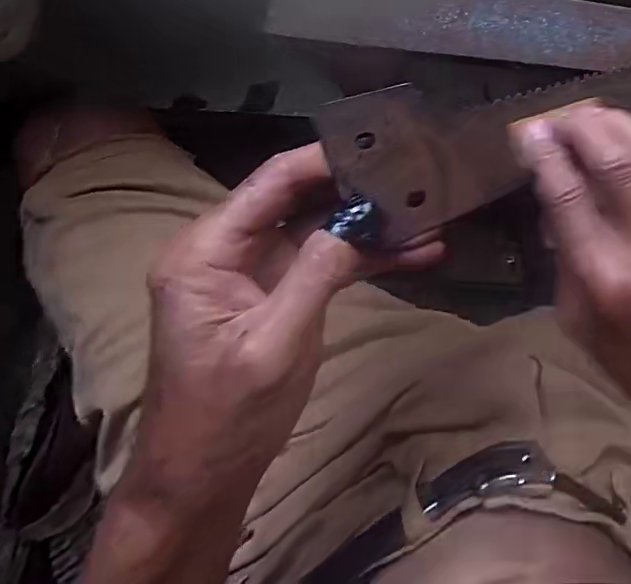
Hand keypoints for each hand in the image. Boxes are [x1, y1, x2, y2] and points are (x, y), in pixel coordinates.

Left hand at [123, 145, 439, 500]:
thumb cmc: (224, 419)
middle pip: (299, 195)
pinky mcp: (280, 286)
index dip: (324, 160)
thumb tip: (360, 220)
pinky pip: (327, 256)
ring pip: (321, 224)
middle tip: (411, 174)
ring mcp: (256, 265)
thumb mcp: (272, 346)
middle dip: (356, 186)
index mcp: (207, 250)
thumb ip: (315, 275)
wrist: (202, 482)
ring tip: (427, 215)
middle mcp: (228, 246)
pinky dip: (367, 255)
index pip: (271, 182)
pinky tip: (415, 253)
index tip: (378, 147)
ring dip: (371, 224)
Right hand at [513, 105, 630, 445]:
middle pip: (614, 163)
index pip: (570, 198)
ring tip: (583, 113)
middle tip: (553, 117)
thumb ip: (562, 253)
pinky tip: (621, 128)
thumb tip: (550, 192)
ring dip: (612, 123)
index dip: (546, 156)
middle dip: (579, 129)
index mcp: (606, 277)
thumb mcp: (574, 318)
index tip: (528, 132)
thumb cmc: (630, 361)